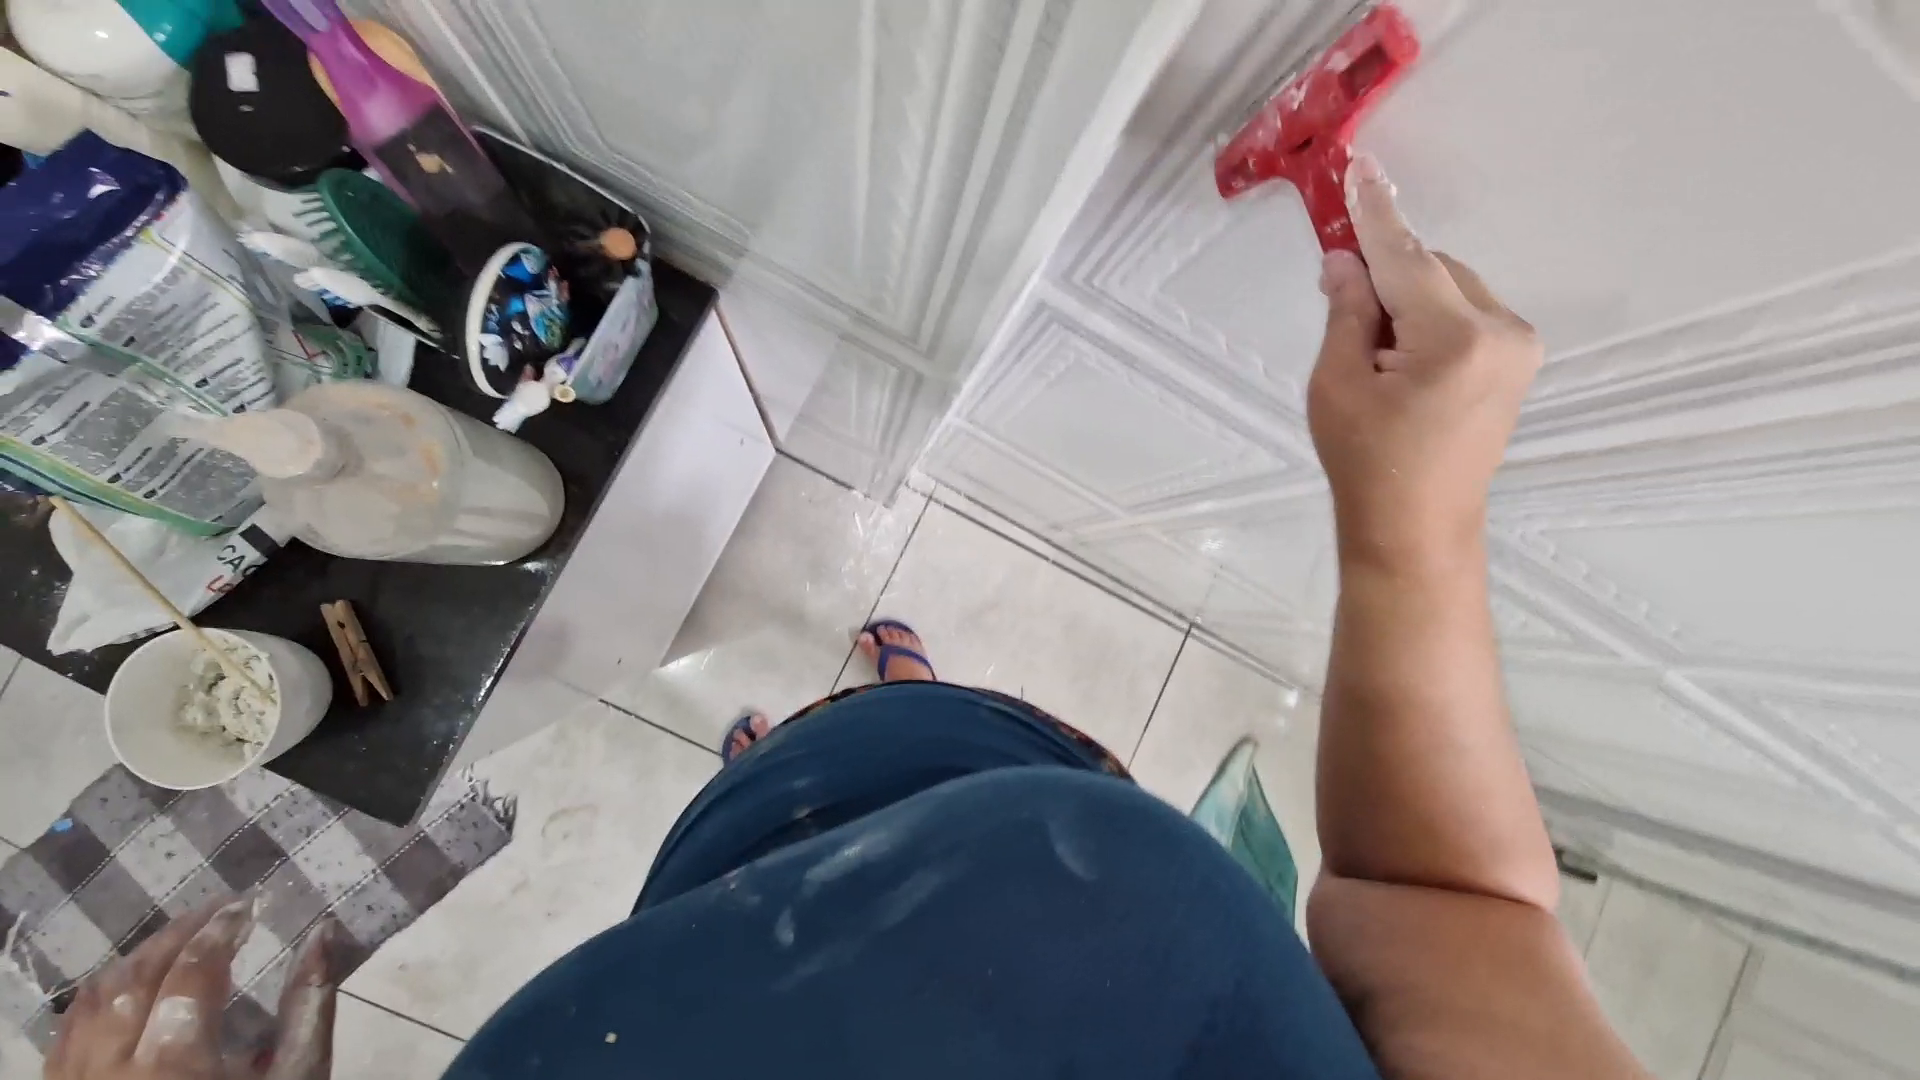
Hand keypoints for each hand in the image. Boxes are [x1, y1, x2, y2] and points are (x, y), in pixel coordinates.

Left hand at [45, 899, 336, 1079]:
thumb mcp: (299, 1072)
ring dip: (139, 958)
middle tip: (222, 909)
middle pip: (134, 979)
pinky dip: (104, 993)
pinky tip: (136, 982)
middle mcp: (111, 1071)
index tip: (251, 902)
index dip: (221, 927)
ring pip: (91, 1001)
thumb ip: (310, 1000)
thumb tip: (325, 932)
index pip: (192, 971)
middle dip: (179, 933)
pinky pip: (68, 1031)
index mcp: (176, 1063)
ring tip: (182, 937)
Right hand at [1306, 153, 1541, 571]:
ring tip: (1376, 359)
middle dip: (1388, 279)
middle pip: (1434, 270)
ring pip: (1451, 291)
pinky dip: (1429, 322)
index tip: (1359, 171)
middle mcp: (1503, 331)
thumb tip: (1345, 263)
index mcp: (1454, 340)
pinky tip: (1404, 365)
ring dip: (1408, 304)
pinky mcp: (1518, 364)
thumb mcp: (1335, 386)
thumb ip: (1346, 315)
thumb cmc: (1364, 462)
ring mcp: (1520, 348)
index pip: (1407, 259)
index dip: (1375, 217)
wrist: (1414, 527)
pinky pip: (1466, 316)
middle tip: (1346, 316)